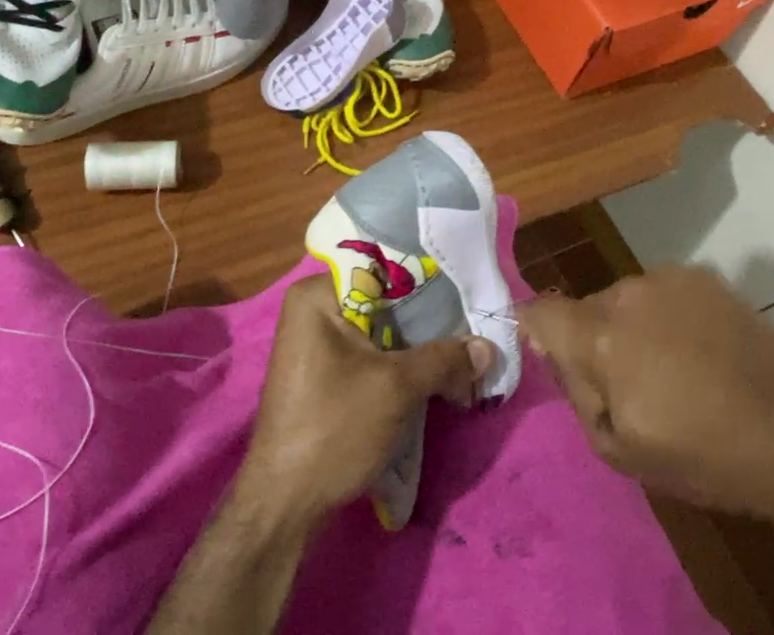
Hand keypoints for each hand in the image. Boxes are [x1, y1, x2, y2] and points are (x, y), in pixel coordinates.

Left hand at [240, 273, 494, 521]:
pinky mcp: (325, 375)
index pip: (383, 271)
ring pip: (383, 334)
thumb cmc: (334, 428)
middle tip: (476, 333)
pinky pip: (372, 357)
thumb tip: (487, 346)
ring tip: (466, 361)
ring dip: (422, 350)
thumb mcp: (396, 388)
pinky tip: (438, 380)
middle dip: (431, 323)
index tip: (470, 295)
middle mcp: (313, 310)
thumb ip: (443, 359)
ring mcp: (317, 344)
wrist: (286, 502)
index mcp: (316, 296)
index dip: (430, 283)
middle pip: (386, 303)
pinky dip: (403, 367)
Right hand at [516, 266, 773, 511]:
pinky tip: (700, 353)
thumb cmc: (704, 454)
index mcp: (600, 336)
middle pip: (586, 310)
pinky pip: (663, 296)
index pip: (537, 312)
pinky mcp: (706, 279)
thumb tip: (561, 358)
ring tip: (672, 370)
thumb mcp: (619, 449)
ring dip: (632, 328)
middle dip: (593, 340)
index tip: (551, 357)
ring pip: (626, 301)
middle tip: (627, 385)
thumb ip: (577, 394)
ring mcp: (670, 280)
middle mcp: (628, 293)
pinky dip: (667, 318)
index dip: (534, 331)